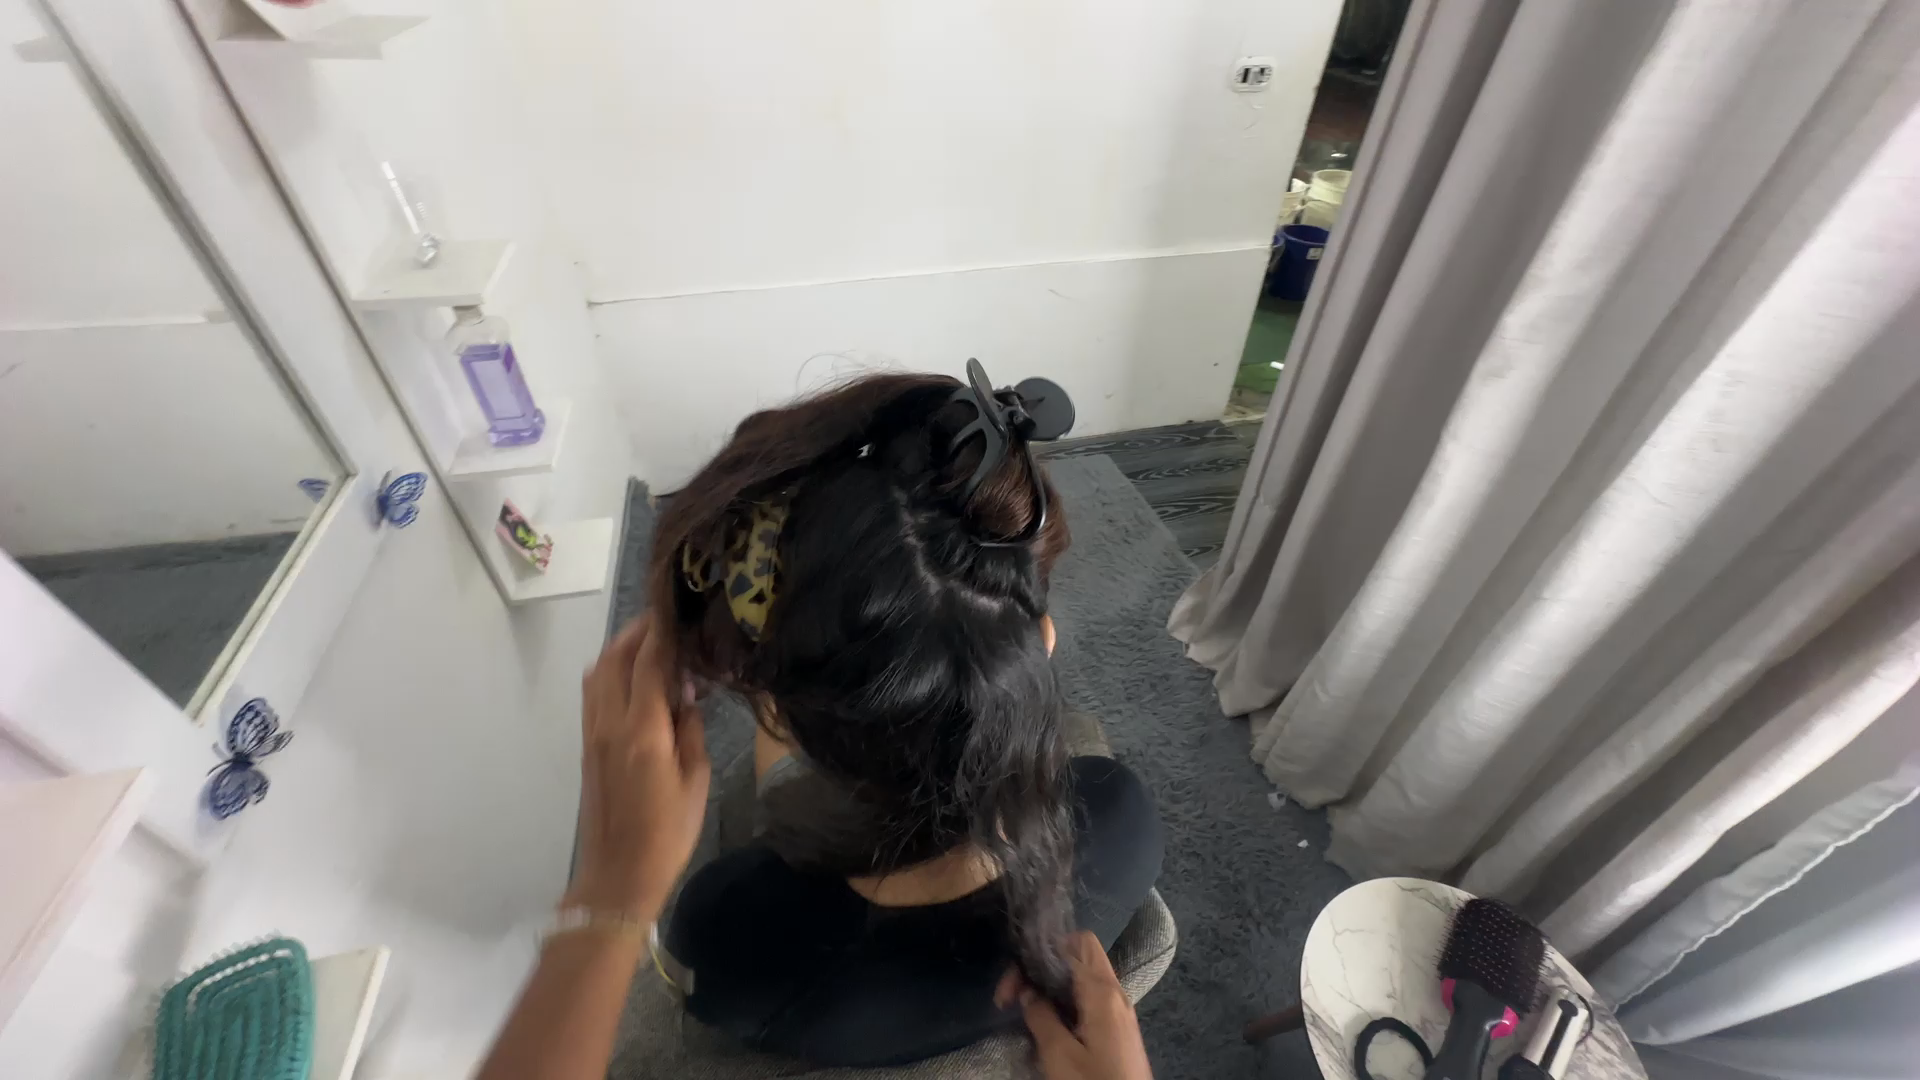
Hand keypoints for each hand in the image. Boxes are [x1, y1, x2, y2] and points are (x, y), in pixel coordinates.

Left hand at [565, 613, 710, 923]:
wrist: (618, 876)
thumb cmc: (669, 830)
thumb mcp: (696, 778)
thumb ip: (690, 727)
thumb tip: (684, 690)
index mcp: (643, 731)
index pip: (649, 663)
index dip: (663, 631)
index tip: (678, 606)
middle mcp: (611, 724)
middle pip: (616, 659)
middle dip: (639, 631)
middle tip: (667, 616)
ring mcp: (593, 734)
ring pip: (597, 672)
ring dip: (621, 647)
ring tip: (650, 637)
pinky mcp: (588, 745)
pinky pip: (593, 692)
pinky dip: (609, 669)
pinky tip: (632, 671)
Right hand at [1004, 932, 1153, 1079]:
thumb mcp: (1060, 1057)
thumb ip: (1041, 1016)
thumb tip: (1027, 991)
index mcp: (1102, 991)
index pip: (1069, 944)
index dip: (1037, 955)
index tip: (1013, 984)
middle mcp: (1115, 991)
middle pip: (1079, 952)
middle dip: (1045, 964)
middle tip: (1019, 991)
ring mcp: (1120, 1009)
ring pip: (1084, 974)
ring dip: (1055, 983)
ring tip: (1029, 1007)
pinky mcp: (1119, 1027)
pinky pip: (1091, 996)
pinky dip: (1068, 998)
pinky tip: (1051, 1020)